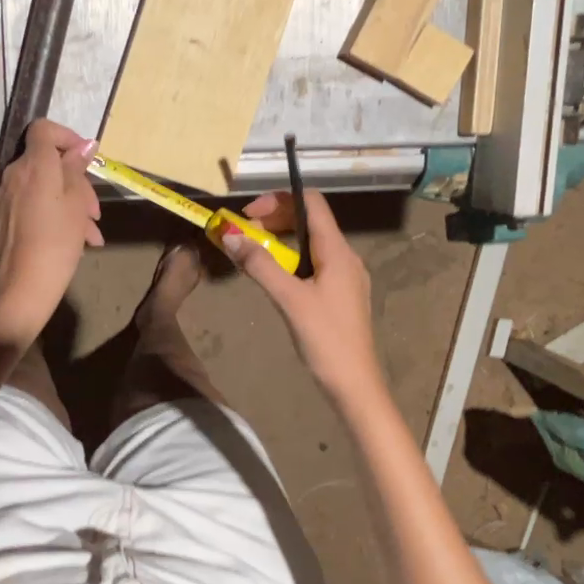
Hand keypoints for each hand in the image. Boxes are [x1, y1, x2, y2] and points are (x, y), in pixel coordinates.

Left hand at [0, 120, 103, 334]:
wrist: (22, 286)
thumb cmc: (57, 242)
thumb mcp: (76, 204)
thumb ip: (76, 169)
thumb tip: (83, 145)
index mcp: (33, 166)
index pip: (43, 130)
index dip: (66, 136)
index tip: (84, 157)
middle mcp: (12, 176)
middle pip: (45, 164)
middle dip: (74, 183)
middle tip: (94, 212)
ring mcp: (1, 199)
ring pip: (39, 190)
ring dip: (66, 205)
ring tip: (88, 235)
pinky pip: (26, 208)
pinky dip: (47, 217)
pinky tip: (66, 241)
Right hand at [218, 191, 381, 398]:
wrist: (354, 383)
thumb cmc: (325, 339)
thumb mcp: (288, 299)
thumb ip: (260, 265)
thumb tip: (230, 236)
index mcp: (338, 252)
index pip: (312, 204)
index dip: (278, 200)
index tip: (248, 214)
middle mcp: (345, 258)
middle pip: (309, 222)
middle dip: (274, 220)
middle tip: (243, 235)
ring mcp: (344, 277)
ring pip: (309, 245)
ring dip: (280, 242)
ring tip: (252, 255)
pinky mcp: (339, 295)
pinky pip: (313, 265)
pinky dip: (289, 261)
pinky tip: (273, 279)